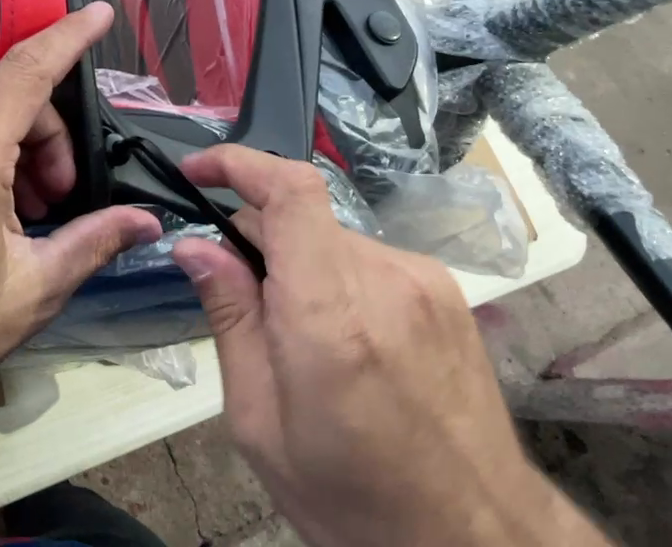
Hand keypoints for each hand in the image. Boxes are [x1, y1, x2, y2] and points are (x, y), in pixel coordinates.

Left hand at [0, 1, 163, 425]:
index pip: (27, 70)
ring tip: (27, 206)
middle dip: (50, 125)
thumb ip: (94, 239)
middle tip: (61, 193)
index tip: (100, 12)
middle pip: (8, 84)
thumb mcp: (32, 288)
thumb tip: (148, 221)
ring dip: (18, 133)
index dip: (69, 37)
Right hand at [171, 146, 608, 546]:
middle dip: (254, 236)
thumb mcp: (259, 421)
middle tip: (237, 295)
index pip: (290, 191)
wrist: (475, 541)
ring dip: (296, 261)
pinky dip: (334, 275)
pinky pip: (368, 258)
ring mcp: (426, 284)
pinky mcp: (447, 294)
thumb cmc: (350, 497)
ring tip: (294, 335)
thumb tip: (195, 246)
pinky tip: (342, 339)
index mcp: (331, 316)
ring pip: (331, 237)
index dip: (237, 162)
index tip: (197, 170)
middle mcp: (386, 281)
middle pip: (300, 216)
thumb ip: (229, 318)